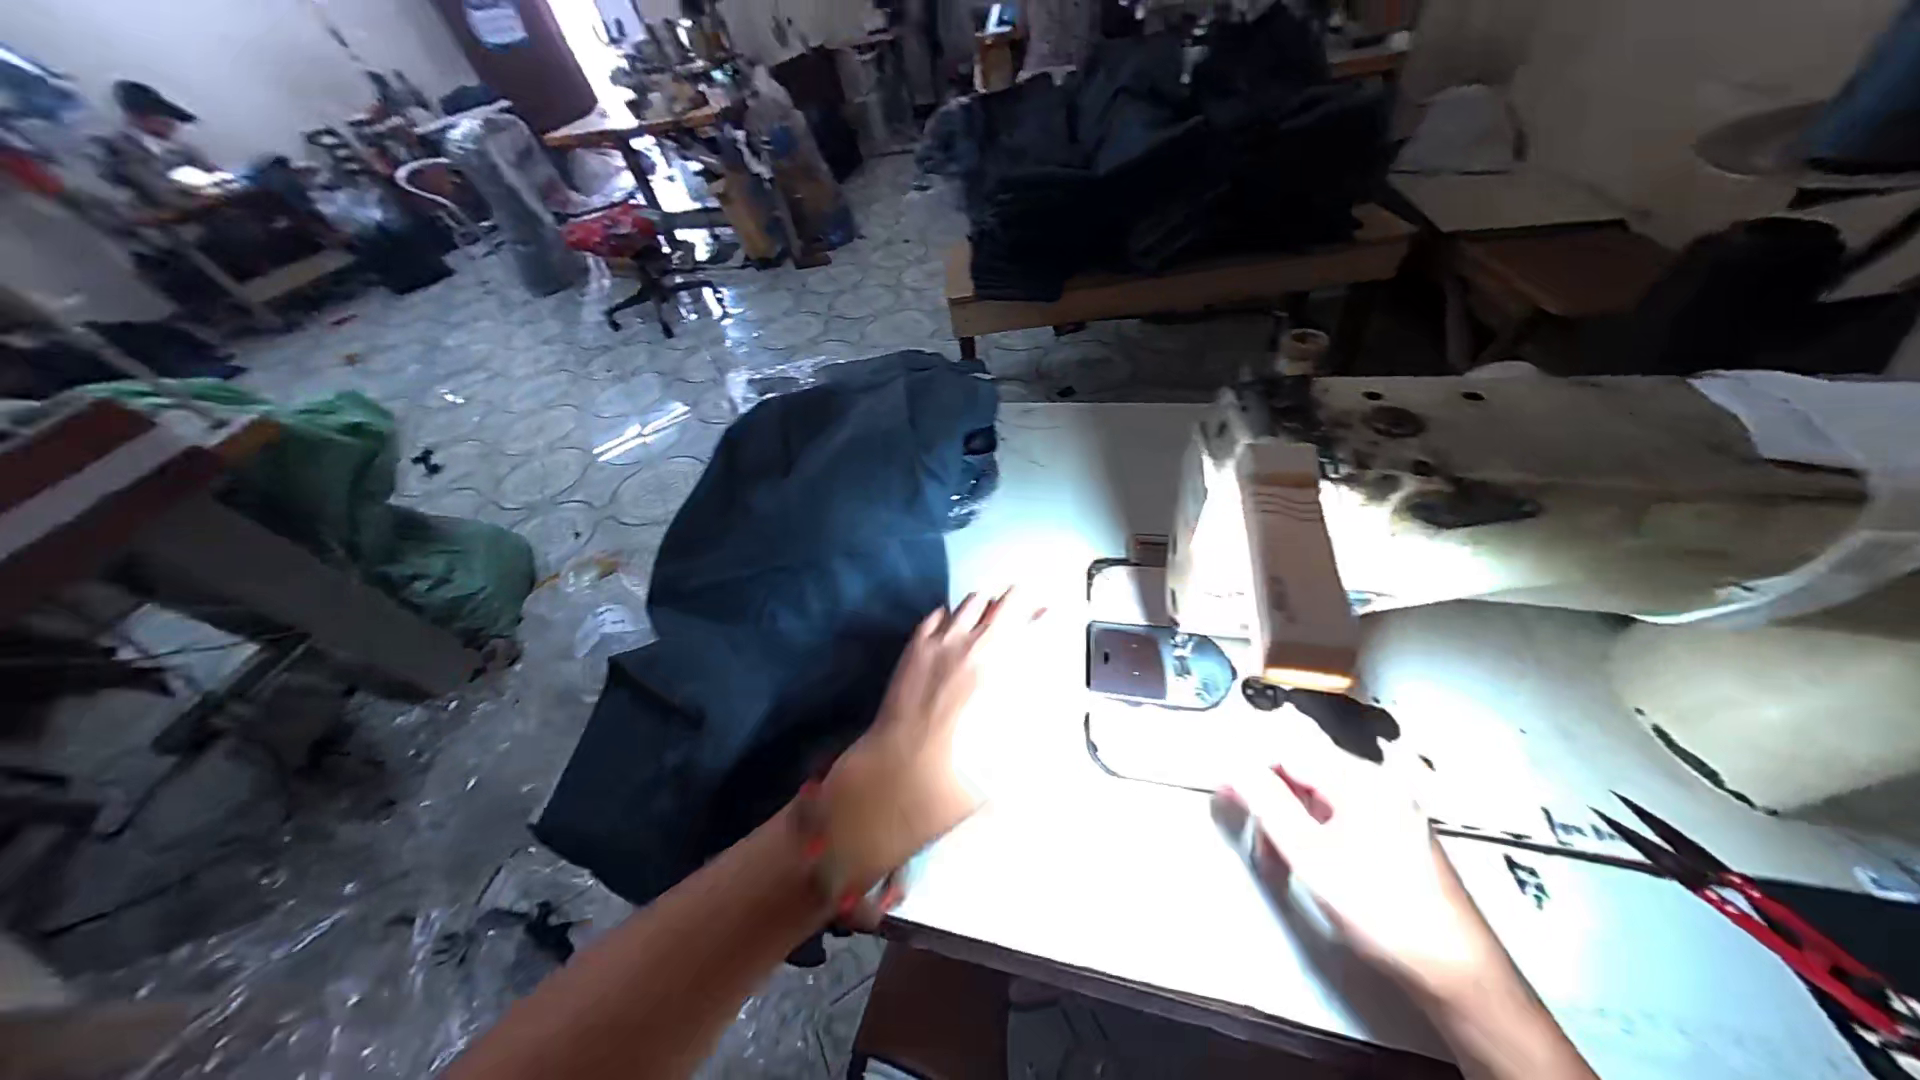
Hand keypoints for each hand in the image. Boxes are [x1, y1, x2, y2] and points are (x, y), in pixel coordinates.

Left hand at [819, 589, 1041, 897]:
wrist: (905, 757)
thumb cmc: (961, 753)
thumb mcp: (1006, 733)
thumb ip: (1023, 708)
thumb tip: (1044, 704)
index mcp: (993, 658)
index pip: (1017, 613)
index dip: (1030, 606)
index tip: (1042, 607)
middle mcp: (966, 640)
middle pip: (991, 601)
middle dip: (1007, 600)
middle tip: (1015, 605)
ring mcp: (937, 640)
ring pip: (964, 604)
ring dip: (979, 606)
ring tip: (985, 614)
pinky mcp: (914, 647)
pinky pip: (936, 616)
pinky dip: (948, 617)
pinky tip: (950, 627)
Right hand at [1217, 711, 1504, 999]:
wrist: (1454, 970)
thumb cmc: (1379, 907)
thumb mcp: (1307, 851)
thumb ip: (1264, 800)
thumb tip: (1232, 765)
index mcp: (1359, 778)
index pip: (1286, 751)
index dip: (1249, 768)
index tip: (1223, 790)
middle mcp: (1379, 783)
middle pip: (1304, 772)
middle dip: (1270, 800)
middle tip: (1252, 834)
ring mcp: (1392, 808)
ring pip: (1320, 797)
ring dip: (1290, 821)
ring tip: (1278, 859)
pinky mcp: (1397, 833)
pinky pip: (1341, 816)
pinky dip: (1316, 832)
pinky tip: (1309, 864)